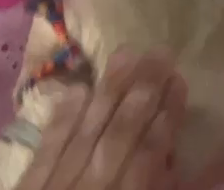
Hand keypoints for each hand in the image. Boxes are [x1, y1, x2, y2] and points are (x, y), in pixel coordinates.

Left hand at [15, 52, 186, 189]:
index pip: (148, 159)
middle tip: (161, 53)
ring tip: (126, 54)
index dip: (165, 119)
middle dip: (142, 93)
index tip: (179, 82)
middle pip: (118, 137)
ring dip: (107, 92)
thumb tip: (172, 170)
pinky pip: (44, 151)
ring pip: (84, 133)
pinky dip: (61, 120)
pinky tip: (76, 88)